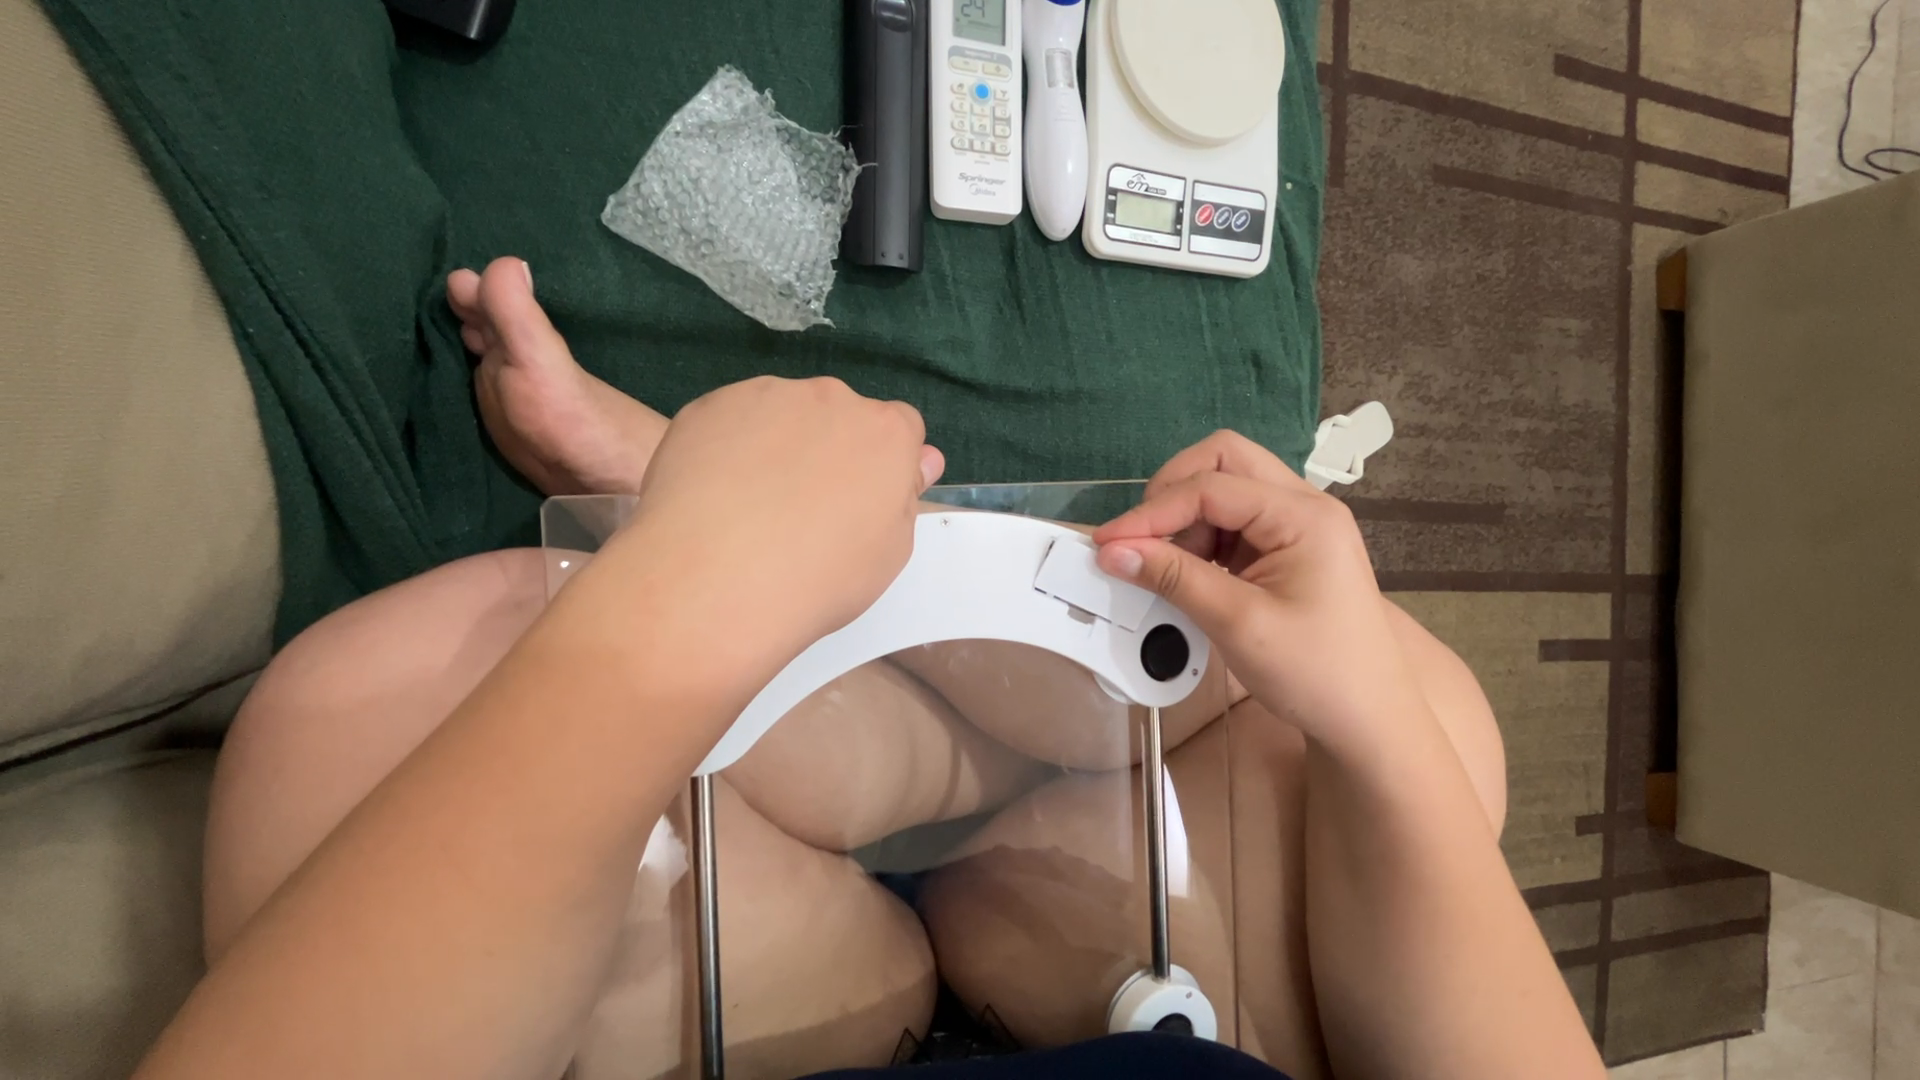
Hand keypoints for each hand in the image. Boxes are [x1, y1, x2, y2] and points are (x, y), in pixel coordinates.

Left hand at [608, 376, 942, 675]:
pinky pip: (731, 420)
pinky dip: (728, 447)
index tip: (859, 498)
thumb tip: (918, 459)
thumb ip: (904, 495)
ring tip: (751, 505)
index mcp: (885, 432)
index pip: (900, 427)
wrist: (716, 584)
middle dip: (829, 448)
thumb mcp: (888, 551)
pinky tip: (714, 493)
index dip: (881, 463)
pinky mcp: (711, 405)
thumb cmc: (820, 578)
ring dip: (778, 443)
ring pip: (783, 413)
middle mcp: (831, 398)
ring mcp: (767, 396)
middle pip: (840, 415)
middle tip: (802, 507)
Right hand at [1092, 432, 1426, 759]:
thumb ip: (1173, 579)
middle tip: (1141, 536)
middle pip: (1224, 460)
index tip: (1107, 543)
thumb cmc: (1314, 673)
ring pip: (1225, 487)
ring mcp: (1297, 525)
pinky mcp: (1286, 548)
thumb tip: (1112, 551)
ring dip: (1185, 518)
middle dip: (1172, 491)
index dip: (1153, 511)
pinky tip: (1188, 575)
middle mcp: (1303, 506)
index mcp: (1303, 516)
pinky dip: (1200, 539)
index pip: (1211, 486)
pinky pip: (1232, 521)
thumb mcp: (1237, 624)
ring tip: (1167, 568)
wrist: (1367, 718)